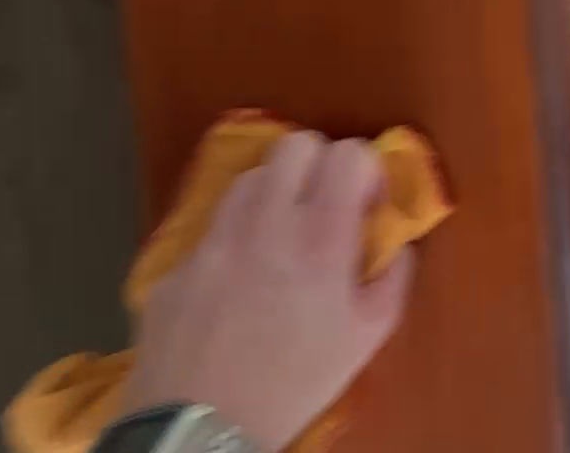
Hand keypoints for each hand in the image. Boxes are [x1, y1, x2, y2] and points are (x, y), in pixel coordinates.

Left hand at [124, 131, 416, 451]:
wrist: (200, 434)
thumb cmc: (300, 377)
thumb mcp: (373, 328)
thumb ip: (395, 271)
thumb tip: (396, 241)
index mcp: (321, 237)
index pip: (347, 154)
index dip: (367, 168)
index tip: (368, 202)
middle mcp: (265, 227)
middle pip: (295, 146)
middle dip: (321, 163)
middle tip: (329, 200)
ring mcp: (212, 247)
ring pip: (250, 178)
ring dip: (277, 192)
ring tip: (284, 230)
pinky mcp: (173, 272)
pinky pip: (213, 229)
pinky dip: (237, 235)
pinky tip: (242, 276)